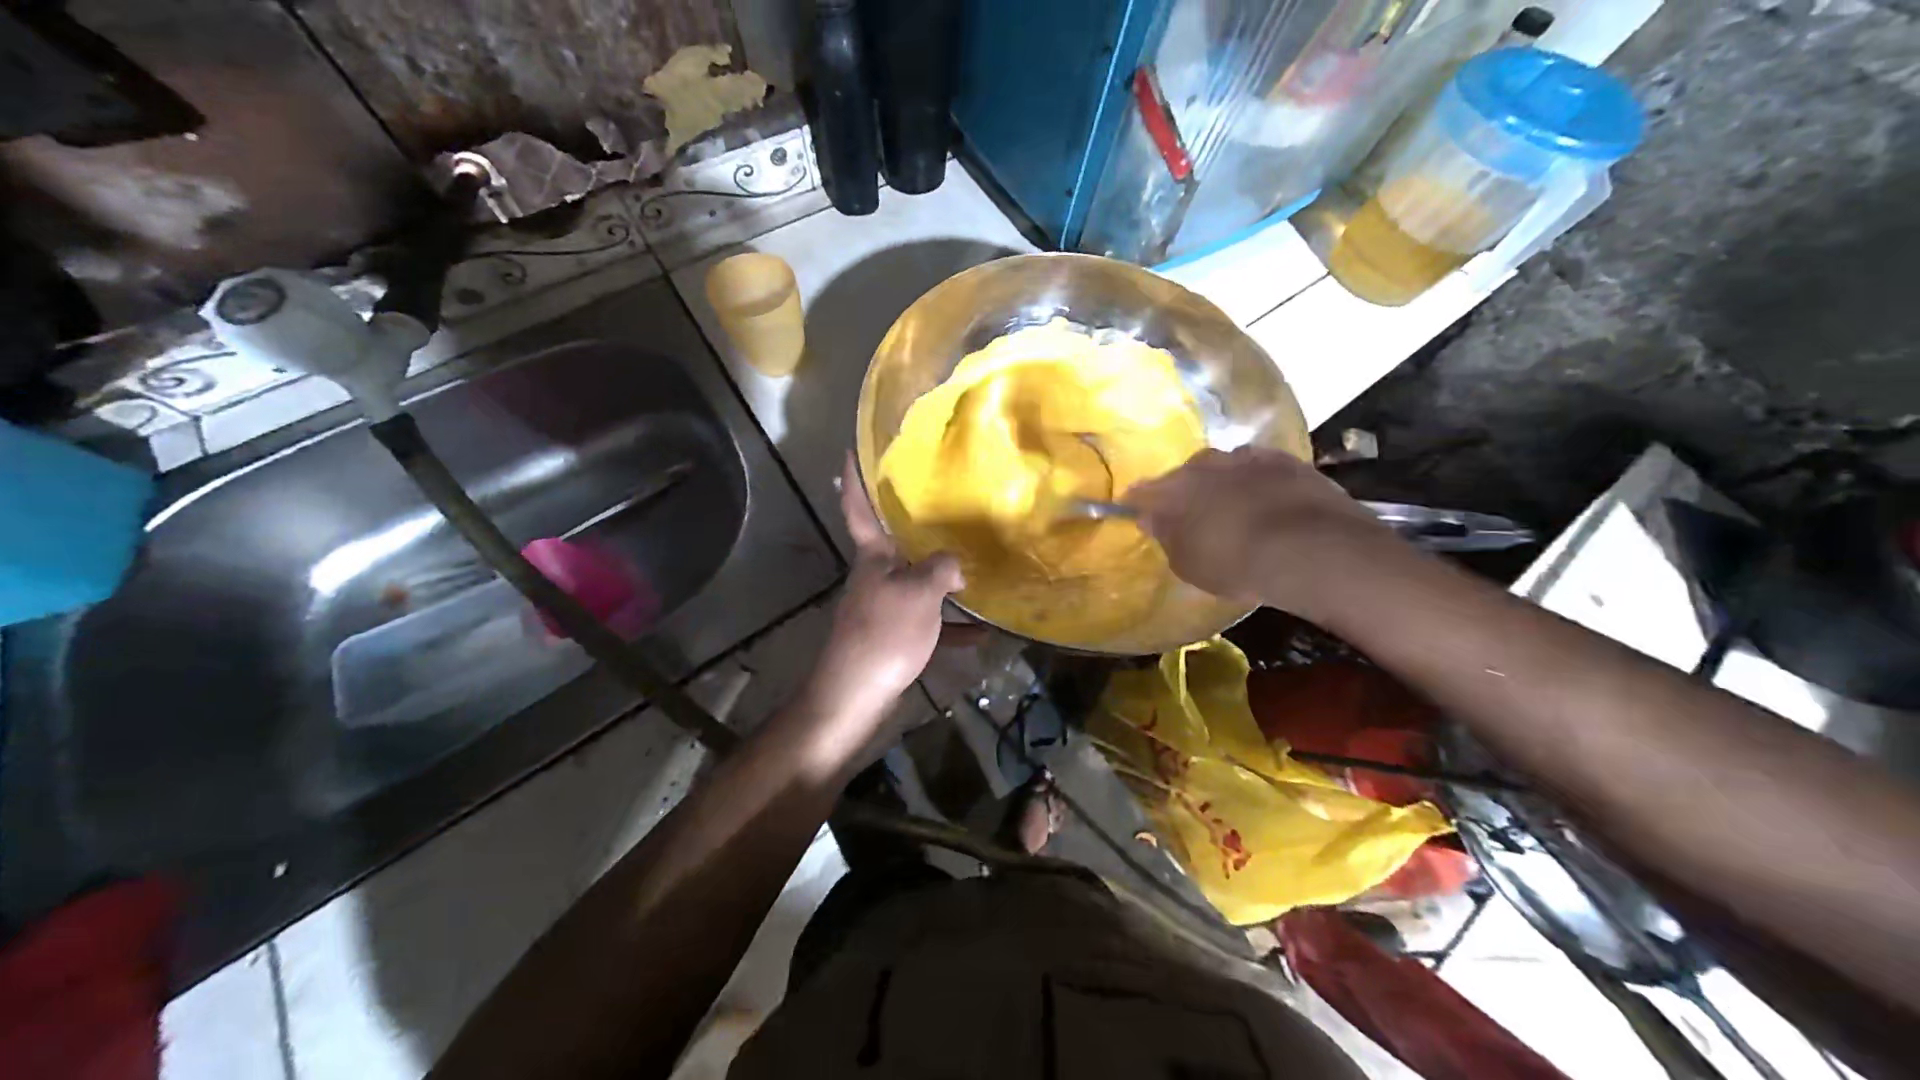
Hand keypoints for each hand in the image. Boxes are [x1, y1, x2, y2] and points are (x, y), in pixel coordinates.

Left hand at [803, 457, 964, 725]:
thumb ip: (942, 569)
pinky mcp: (893, 636)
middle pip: (893, 542)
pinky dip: (950, 625)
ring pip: (916, 582)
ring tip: (975, 564)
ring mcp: (883, 606)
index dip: (853, 478)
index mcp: (873, 556)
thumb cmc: (884, 633)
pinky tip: (982, 632)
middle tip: (940, 502)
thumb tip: (957, 566)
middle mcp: (875, 575)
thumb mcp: (919, 593)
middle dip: (913, 524)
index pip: (858, 507)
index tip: (850, 450)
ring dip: (941, 578)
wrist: (856, 694)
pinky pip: (927, 622)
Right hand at [1127, 446, 1396, 616]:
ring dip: (1224, 483)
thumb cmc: (1234, 563)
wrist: (1309, 547)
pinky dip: (1259, 483)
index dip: (1138, 503)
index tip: (1138, 514)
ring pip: (1225, 467)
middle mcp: (1205, 463)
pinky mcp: (1287, 460)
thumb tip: (1153, 519)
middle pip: (1186, 474)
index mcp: (1173, 489)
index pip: (1142, 491)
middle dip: (1186, 491)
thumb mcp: (1187, 564)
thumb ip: (1166, 537)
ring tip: (1234, 509)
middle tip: (1192, 515)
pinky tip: (1268, 503)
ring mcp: (1248, 457)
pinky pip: (1261, 470)